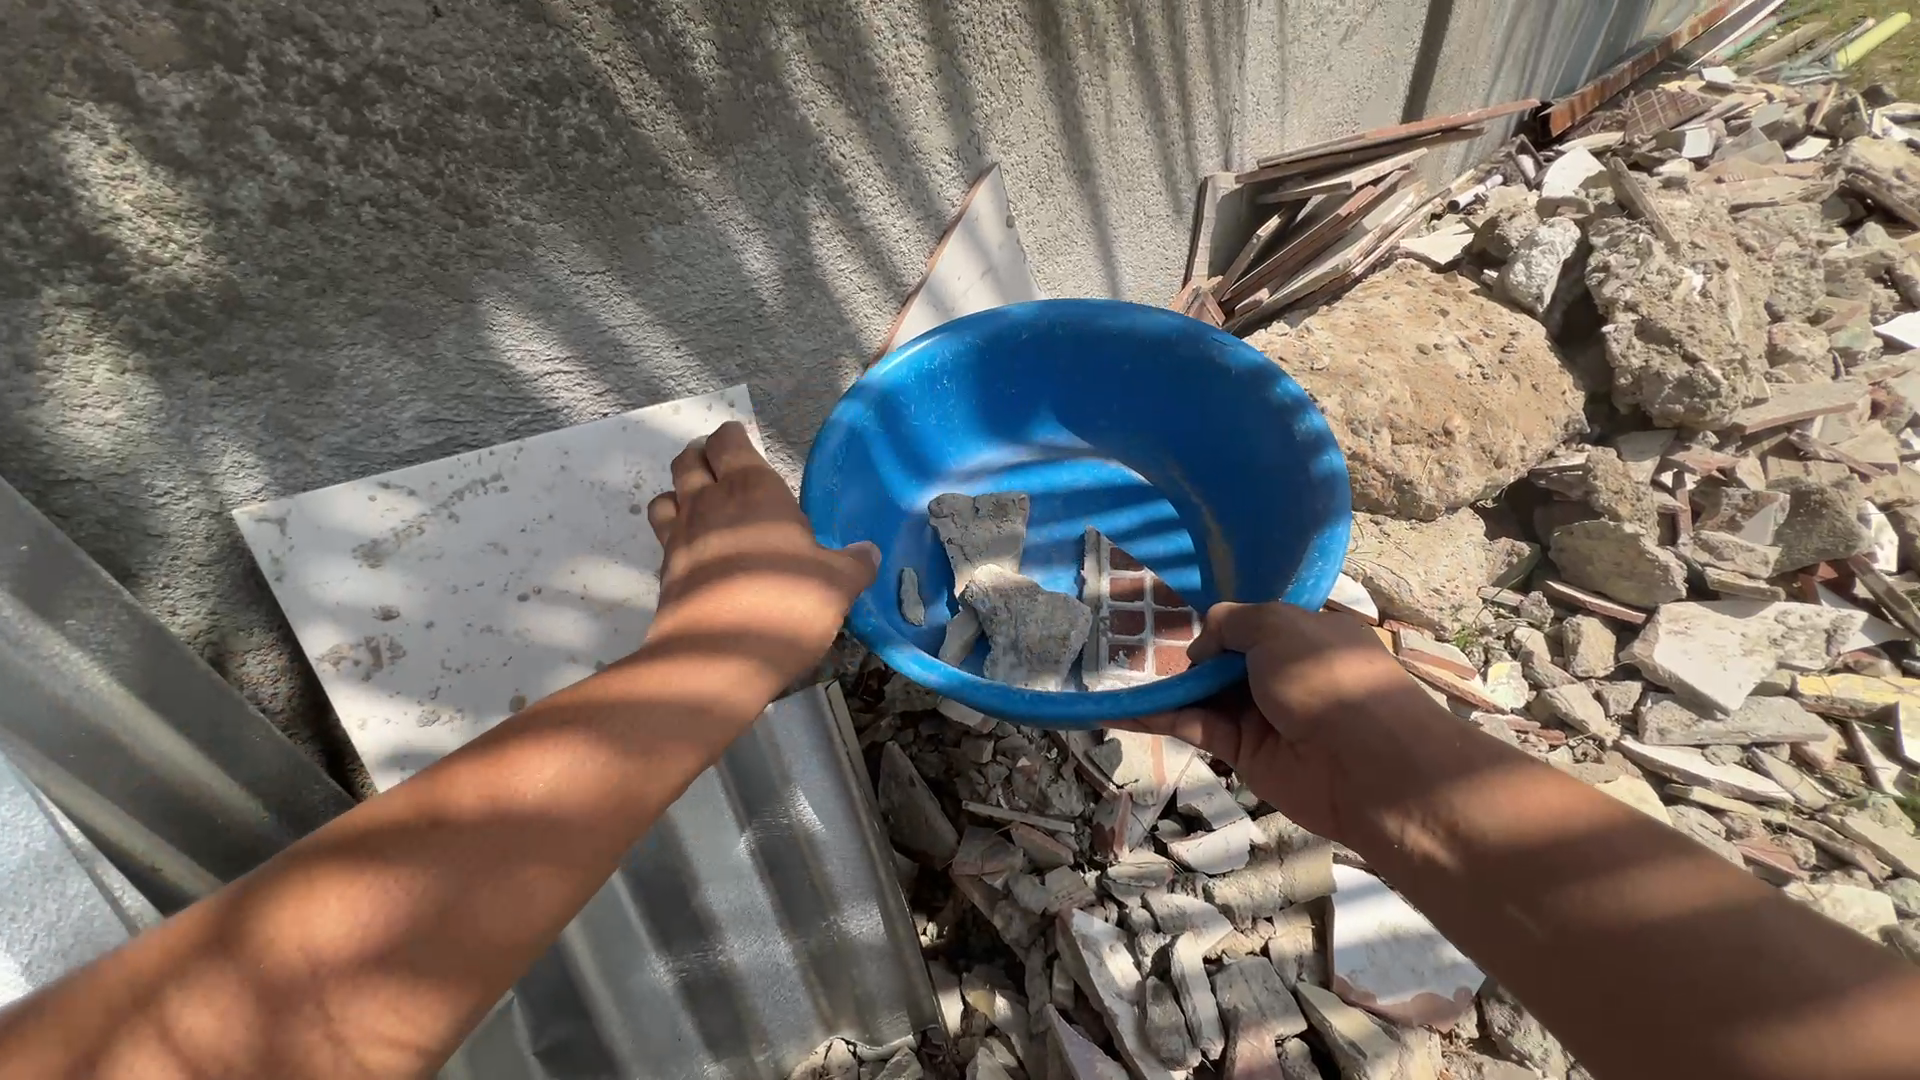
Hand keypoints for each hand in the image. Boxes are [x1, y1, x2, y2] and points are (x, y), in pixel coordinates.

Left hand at [643, 422, 879, 695]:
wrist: (720, 657)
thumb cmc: (786, 603)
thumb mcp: (838, 583)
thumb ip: (854, 563)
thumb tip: (869, 552)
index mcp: (754, 490)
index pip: (729, 442)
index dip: (733, 437)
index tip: (743, 441)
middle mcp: (709, 502)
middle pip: (689, 460)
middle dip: (703, 456)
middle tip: (721, 466)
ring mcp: (681, 536)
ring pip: (667, 493)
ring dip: (681, 490)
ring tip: (702, 503)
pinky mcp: (666, 571)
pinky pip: (665, 535)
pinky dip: (676, 531)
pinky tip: (699, 550)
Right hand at [1111, 601, 1432, 842]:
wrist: (1367, 765)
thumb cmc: (1326, 677)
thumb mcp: (1277, 625)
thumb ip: (1229, 622)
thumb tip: (1201, 648)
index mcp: (1303, 635)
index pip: (1253, 624)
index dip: (1221, 624)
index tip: (1189, 624)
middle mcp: (1281, 673)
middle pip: (1222, 659)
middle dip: (1187, 656)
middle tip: (1138, 651)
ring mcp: (1260, 713)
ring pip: (1201, 694)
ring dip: (1164, 688)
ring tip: (1114, 683)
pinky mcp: (1241, 750)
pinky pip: (1193, 726)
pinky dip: (1158, 718)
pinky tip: (1119, 712)